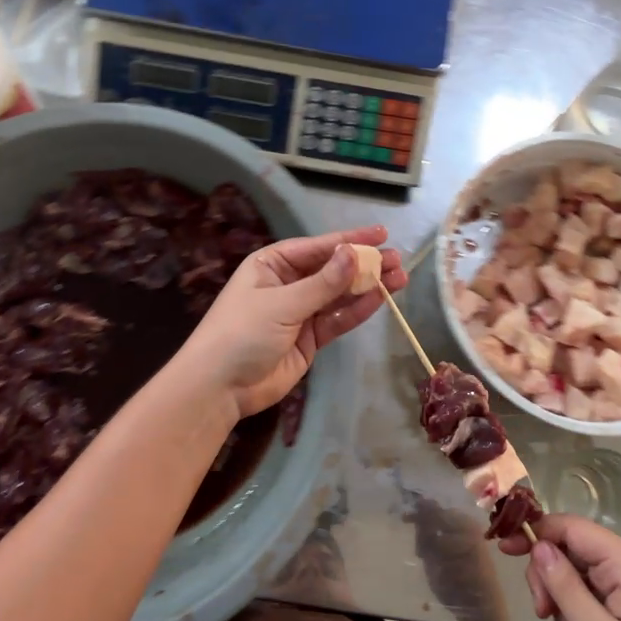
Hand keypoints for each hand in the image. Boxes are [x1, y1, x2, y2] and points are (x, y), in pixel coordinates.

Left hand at [177, 227, 405, 417]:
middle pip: (332, 269)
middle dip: (364, 264)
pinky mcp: (309, 338)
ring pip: (339, 295)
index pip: (317, 247)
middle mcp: (287, 283)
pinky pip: (337, 319)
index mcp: (272, 264)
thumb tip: (354, 253)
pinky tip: (380, 300)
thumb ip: (323, 283)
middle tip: (398, 260)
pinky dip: (358, 310)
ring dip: (367, 287)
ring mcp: (299, 311)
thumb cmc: (242, 333)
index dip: (350, 240)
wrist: (220, 387)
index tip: (382, 233)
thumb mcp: (283, 303)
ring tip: (400, 278)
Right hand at [500, 515, 620, 620]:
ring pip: (575, 588)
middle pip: (570, 556)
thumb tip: (539, 546)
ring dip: (566, 618)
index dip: (536, 532)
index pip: (572, 527)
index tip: (504, 549)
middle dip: (551, 585)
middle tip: (542, 614)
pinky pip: (589, 612)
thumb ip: (567, 589)